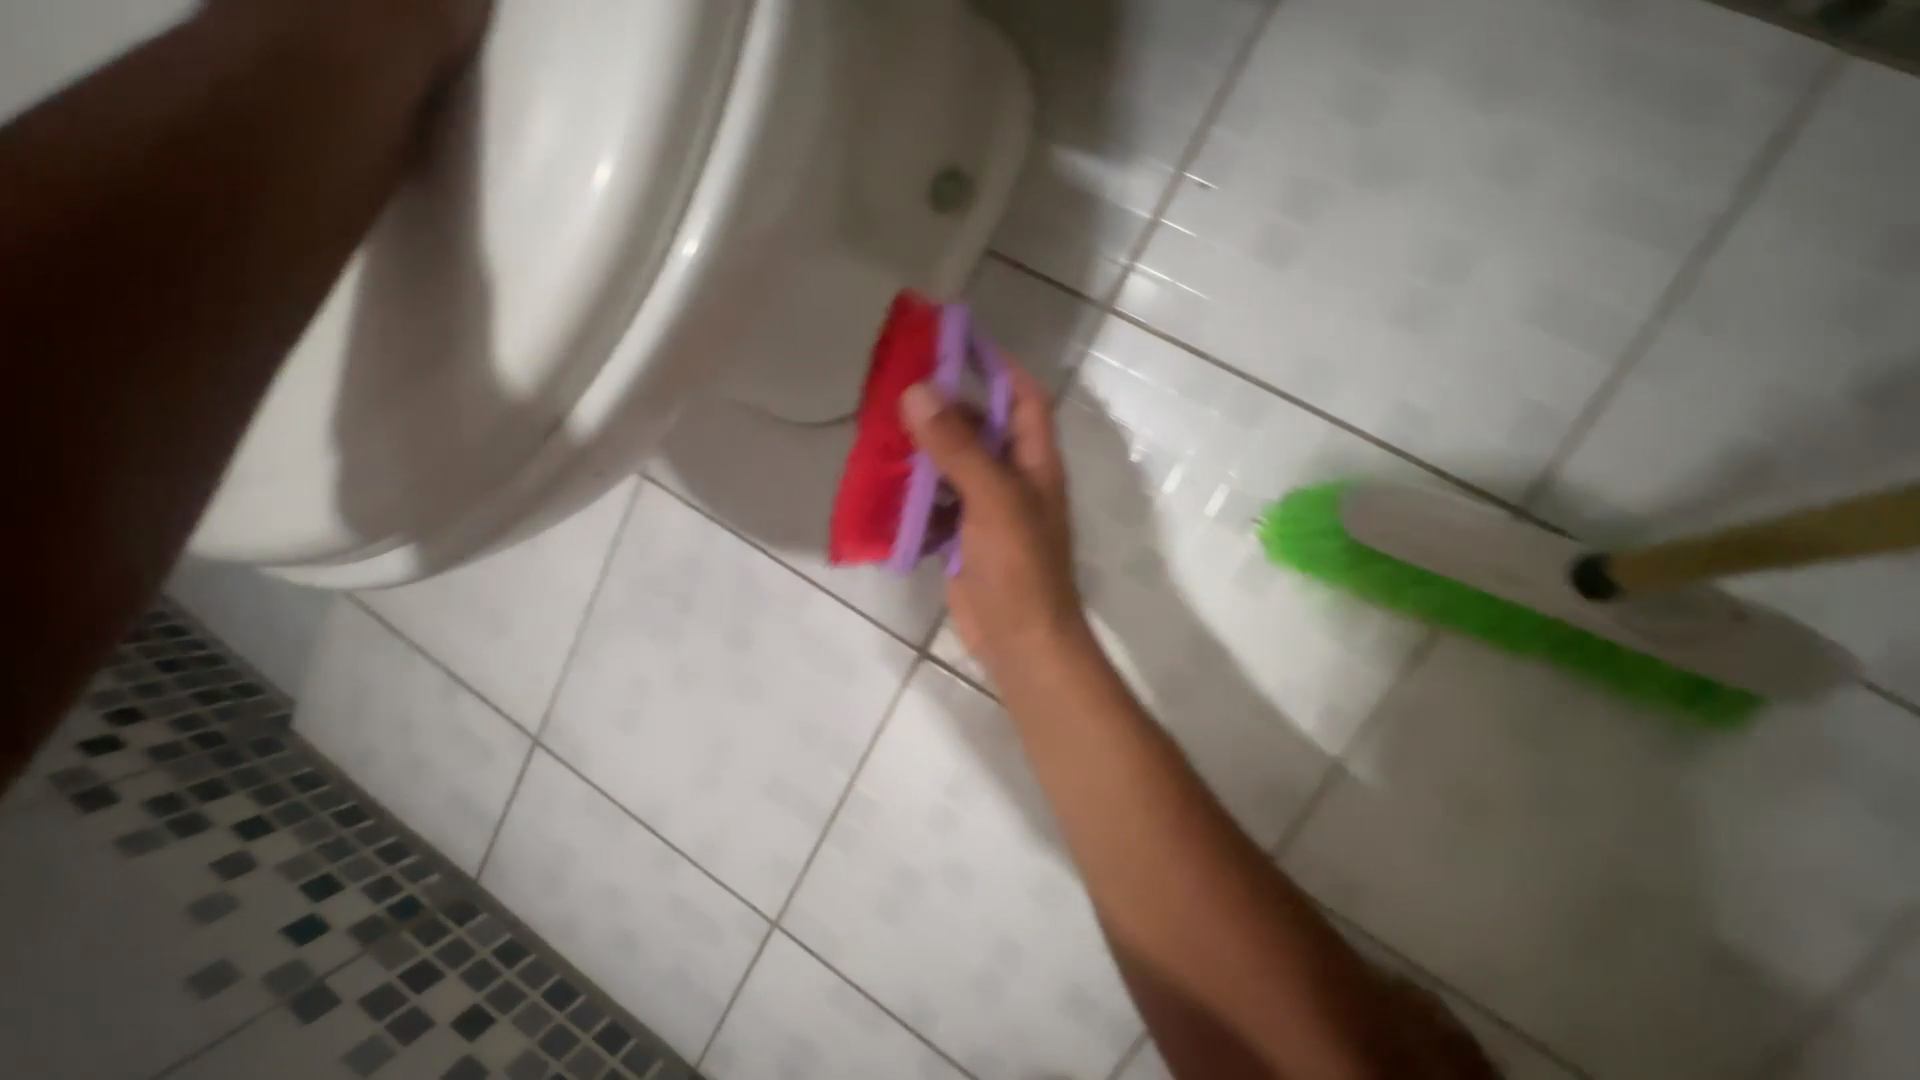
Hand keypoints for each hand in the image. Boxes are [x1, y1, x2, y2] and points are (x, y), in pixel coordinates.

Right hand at [901, 365, 1089, 678]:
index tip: (955, 340)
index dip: (996, 365)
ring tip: (881, 428)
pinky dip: (913, 494)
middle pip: (981, 427)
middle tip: (899, 383)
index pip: (1023, 397)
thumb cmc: (1019, 567)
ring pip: (954, 466)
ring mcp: (989, 511)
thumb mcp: (993, 499)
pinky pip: (936, 504)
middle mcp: (1014, 479)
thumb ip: (957, 446)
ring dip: (923, 450)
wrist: (1020, 642)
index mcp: (1035, 462)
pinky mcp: (964, 540)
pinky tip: (883, 486)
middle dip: (946, 406)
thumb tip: (918, 390)